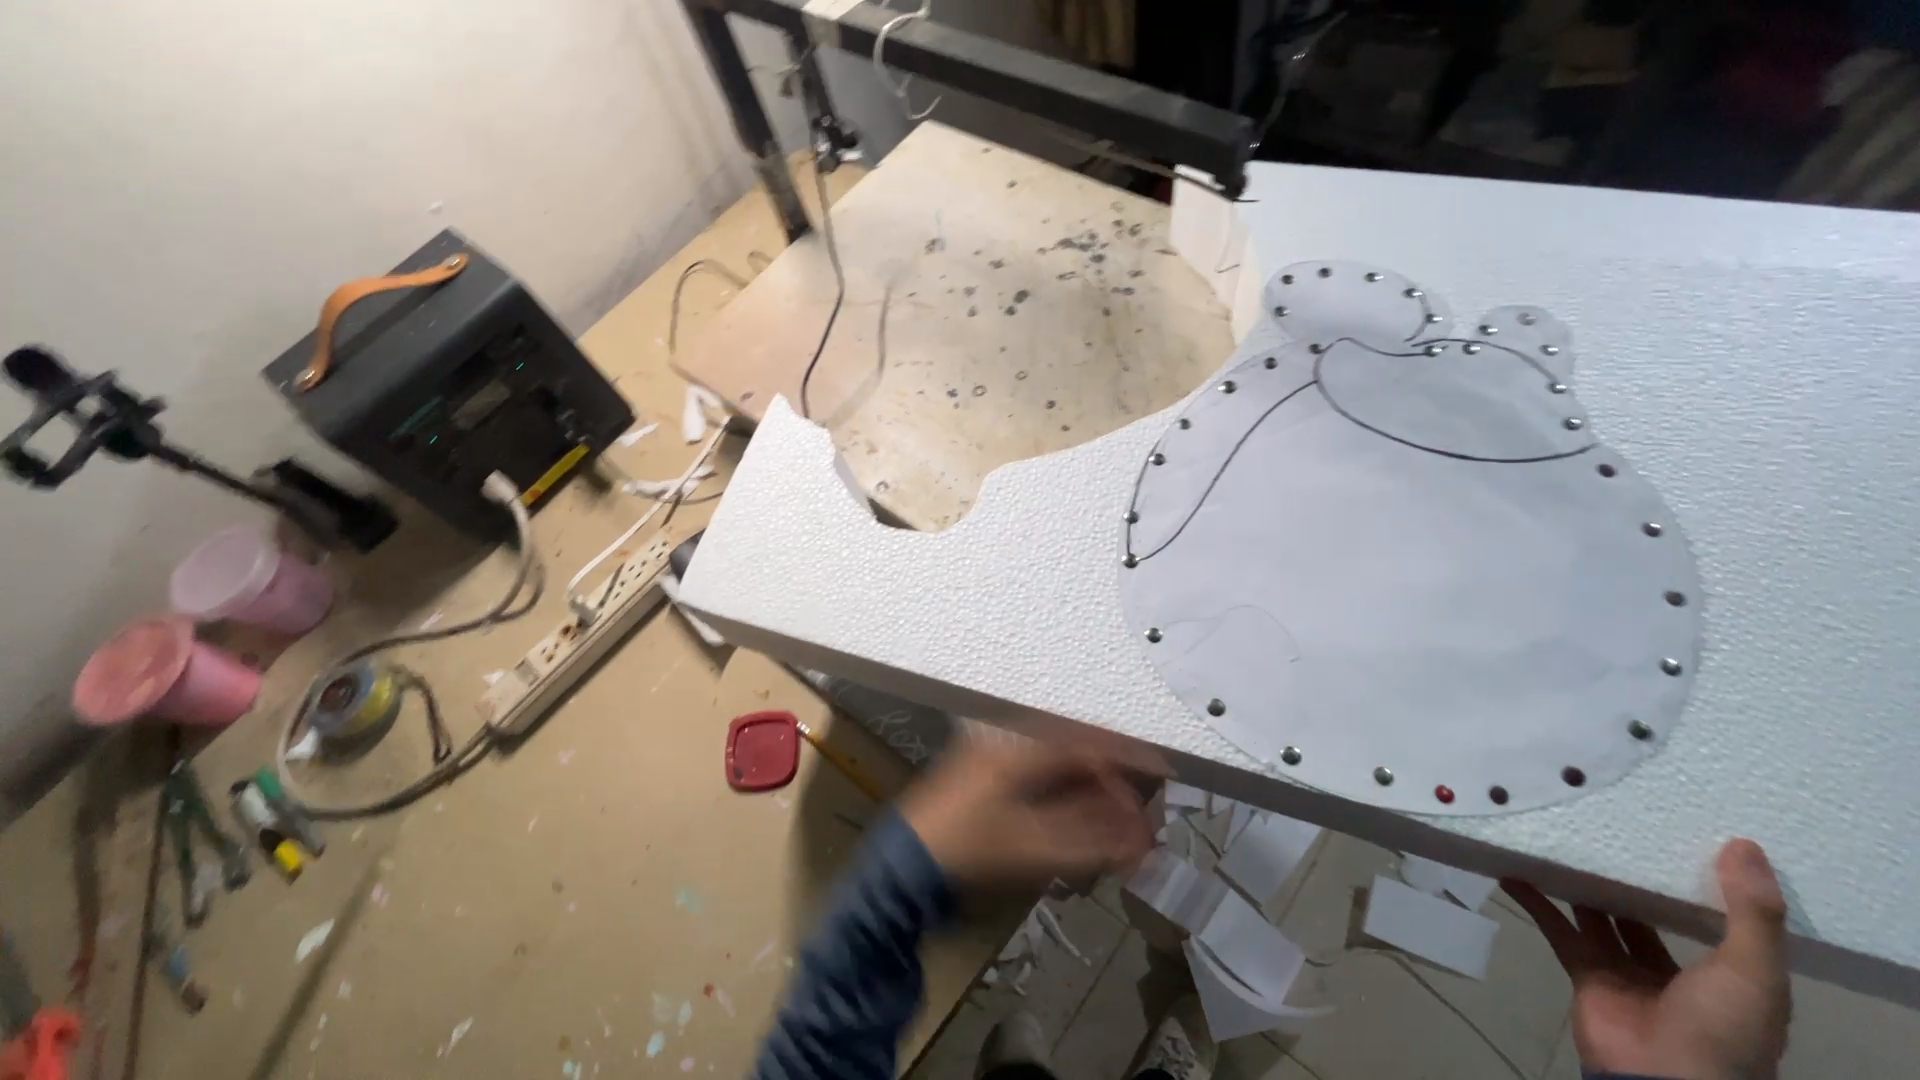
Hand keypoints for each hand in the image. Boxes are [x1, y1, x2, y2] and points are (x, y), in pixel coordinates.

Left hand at [900, 736, 1153, 893]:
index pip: (1090, 742)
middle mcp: (1010, 742)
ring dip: (1092, 799)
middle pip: (1078, 754)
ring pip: (1060, 769)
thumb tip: (1142, 838)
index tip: (1164, 772)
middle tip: (1139, 821)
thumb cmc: (969, 850)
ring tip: (1115, 835)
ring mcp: (995, 758)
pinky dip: (1066, 803)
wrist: (903, 868)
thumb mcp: (1036, 848)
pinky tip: (1079, 832)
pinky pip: (1040, 781)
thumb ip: (1094, 841)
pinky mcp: (986, 778)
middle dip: (1113, 788)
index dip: (1130, 756)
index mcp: (1022, 747)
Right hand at [1503, 839, 1791, 1079]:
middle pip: (1648, 912)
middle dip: (1630, 878)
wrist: (1662, 1079)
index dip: (1700, 880)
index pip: (1716, 917)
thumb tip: (1743, 844)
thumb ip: (1750, 912)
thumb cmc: (1721, 1029)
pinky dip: (1534, 902)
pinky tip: (1514, 873)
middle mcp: (1676, 970)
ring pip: (1599, 915)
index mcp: (1727, 972)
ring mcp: (1625, 971)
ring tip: (1561, 842)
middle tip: (1610, 831)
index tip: (1682, 836)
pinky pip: (1557, 928)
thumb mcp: (1753, 972)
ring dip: (1580, 884)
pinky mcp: (1584, 972)